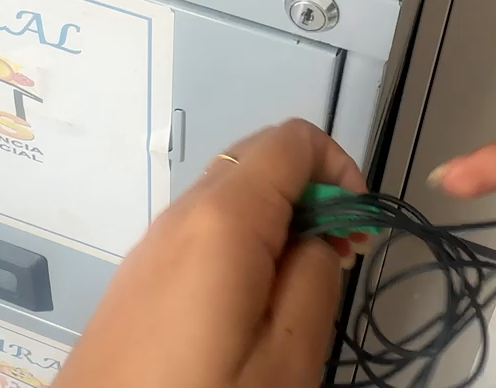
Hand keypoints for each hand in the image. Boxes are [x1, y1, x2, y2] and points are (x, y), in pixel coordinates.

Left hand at [53, 119, 363, 387]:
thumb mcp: (286, 357)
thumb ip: (316, 275)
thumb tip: (314, 236)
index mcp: (224, 217)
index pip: (293, 139)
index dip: (339, 167)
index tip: (356, 229)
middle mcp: (184, 212)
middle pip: (262, 156)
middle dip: (312, 188)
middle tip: (338, 253)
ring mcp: (154, 241)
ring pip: (233, 191)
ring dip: (279, 215)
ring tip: (298, 285)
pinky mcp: (139, 275)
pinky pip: (204, 226)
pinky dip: (243, 237)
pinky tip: (250, 301)